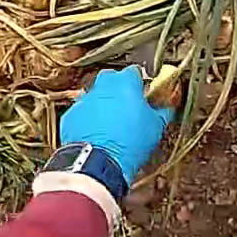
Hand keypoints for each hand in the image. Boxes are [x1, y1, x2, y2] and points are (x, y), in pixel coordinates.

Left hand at [59, 67, 173, 182]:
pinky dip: (88, 119)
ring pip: (95, 95)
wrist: (97, 164)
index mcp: (125, 83)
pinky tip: (97, 134)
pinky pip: (81, 113)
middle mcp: (102, 86)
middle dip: (119, 89)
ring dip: (103, 104)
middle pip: (111, 79)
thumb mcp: (156, 127)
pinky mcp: (69, 117)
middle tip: (128, 106)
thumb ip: (162, 111)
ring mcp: (83, 100)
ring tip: (112, 123)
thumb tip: (166, 107)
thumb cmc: (130, 143)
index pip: (135, 71)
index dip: (141, 82)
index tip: (145, 94)